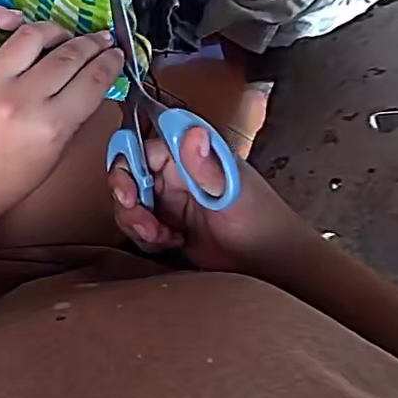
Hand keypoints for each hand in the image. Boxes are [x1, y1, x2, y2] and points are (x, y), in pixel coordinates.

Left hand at [0, 7, 124, 220]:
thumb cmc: (17, 173)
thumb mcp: (60, 149)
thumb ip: (78, 111)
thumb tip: (97, 75)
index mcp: (49, 125)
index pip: (92, 80)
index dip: (110, 62)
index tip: (116, 54)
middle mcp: (19, 99)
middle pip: (68, 55)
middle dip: (92, 45)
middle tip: (101, 41)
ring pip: (32, 35)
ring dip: (56, 30)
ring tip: (64, 37)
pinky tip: (16, 19)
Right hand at [109, 125, 319, 274]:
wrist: (271, 264)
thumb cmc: (262, 222)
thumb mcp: (234, 193)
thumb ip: (207, 167)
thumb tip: (192, 133)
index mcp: (191, 155)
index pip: (144, 148)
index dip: (127, 166)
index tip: (128, 192)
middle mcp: (178, 173)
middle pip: (130, 177)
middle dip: (128, 202)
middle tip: (144, 224)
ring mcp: (172, 201)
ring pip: (131, 204)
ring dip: (137, 223)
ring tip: (161, 238)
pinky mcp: (169, 226)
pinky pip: (140, 228)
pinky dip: (147, 239)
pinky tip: (171, 244)